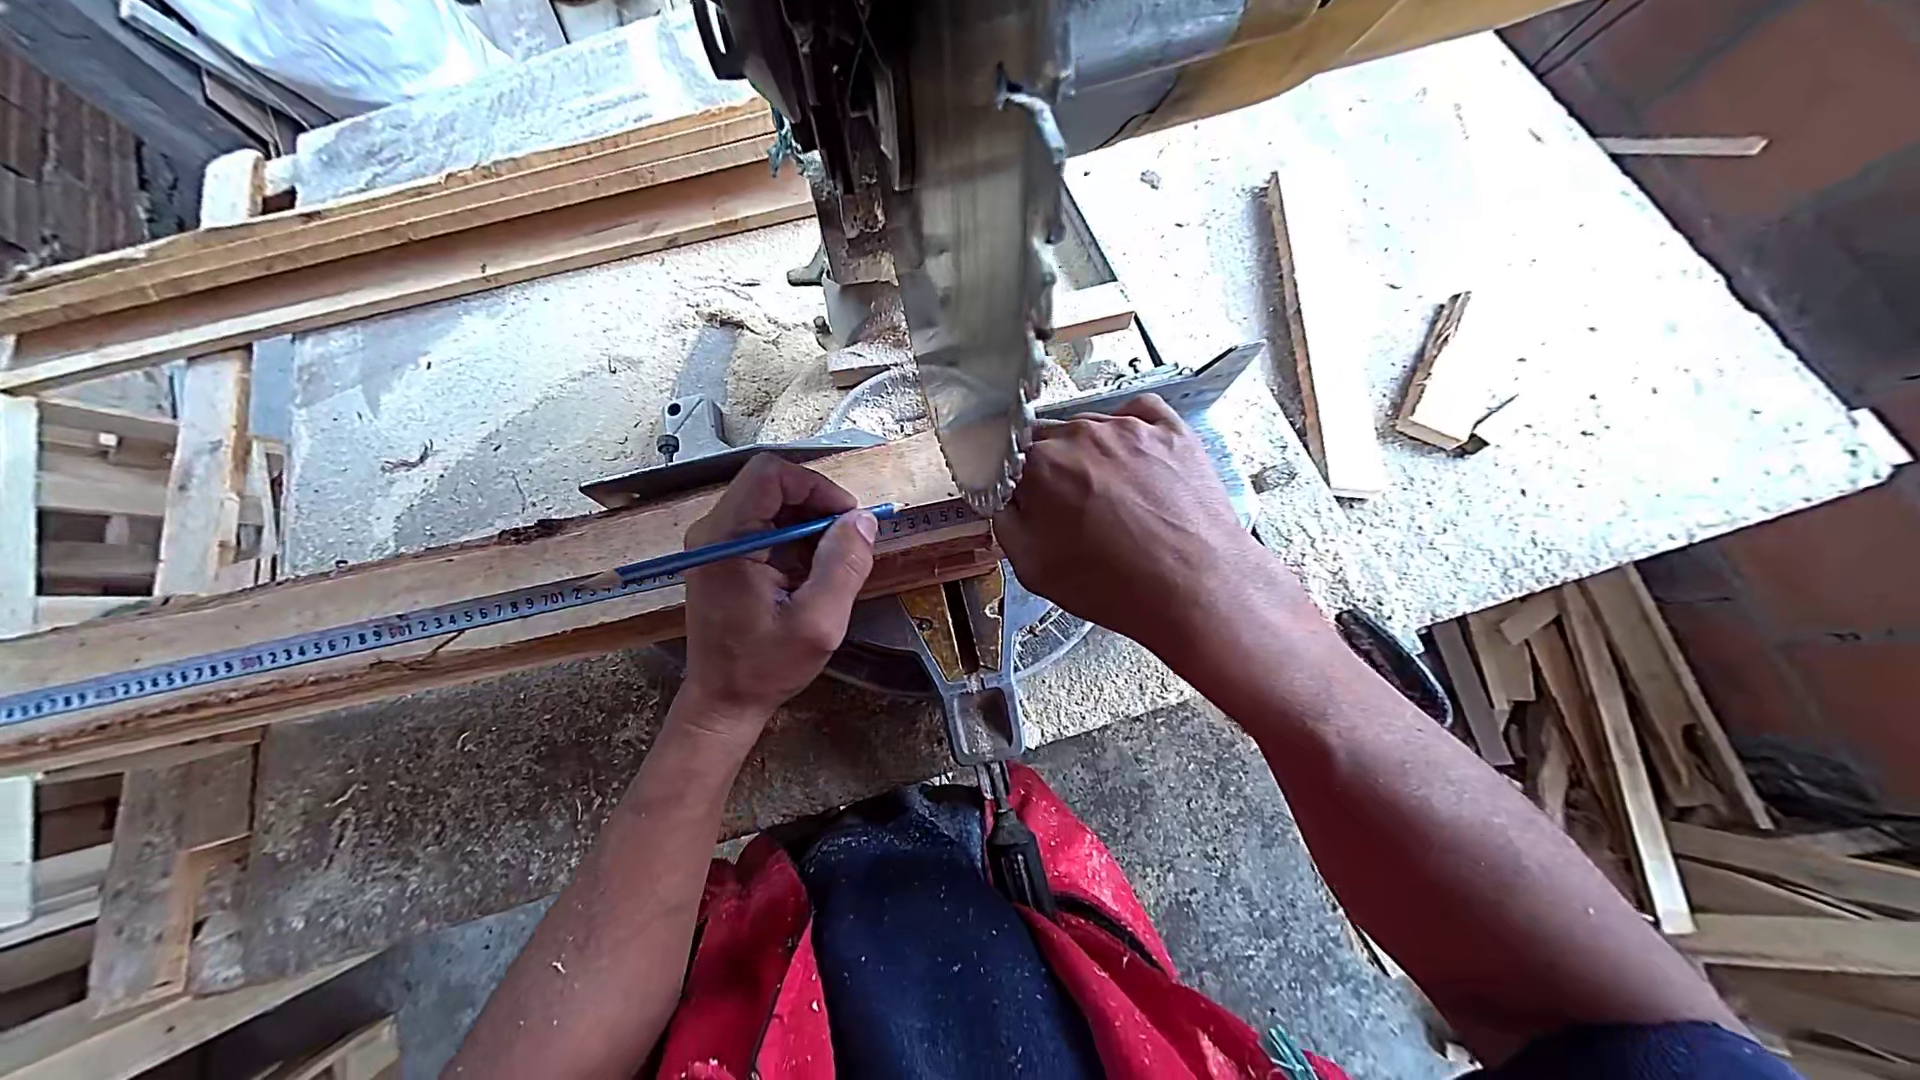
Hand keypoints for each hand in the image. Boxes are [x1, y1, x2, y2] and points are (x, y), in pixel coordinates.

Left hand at [677, 454, 877, 743]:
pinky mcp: (723, 555)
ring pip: (772, 503)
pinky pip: (766, 524)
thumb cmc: (764, 667)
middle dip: (817, 505)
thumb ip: (843, 566)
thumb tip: (863, 520)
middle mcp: (713, 531)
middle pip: (772, 485)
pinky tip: (810, 571)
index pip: (770, 474)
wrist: (722, 700)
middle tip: (847, 540)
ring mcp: (715, 542)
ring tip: (830, 561)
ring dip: (809, 523)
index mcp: (726, 540)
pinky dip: (796, 538)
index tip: (847, 517)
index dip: (817, 486)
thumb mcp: (818, 622)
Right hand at [993, 395, 1296, 657]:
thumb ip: (1005, 523)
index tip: (1026, 499)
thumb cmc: (1118, 584)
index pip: (1010, 457)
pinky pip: (1138, 413)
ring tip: (1110, 498)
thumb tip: (1004, 502)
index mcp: (1040, 465)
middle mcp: (1081, 436)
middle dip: (1052, 468)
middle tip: (1068, 507)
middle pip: (1050, 439)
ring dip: (1090, 453)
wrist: (1195, 588)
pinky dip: (1130, 429)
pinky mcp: (1169, 431)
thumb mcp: (1033, 568)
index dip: (1016, 482)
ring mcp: (1129, 428)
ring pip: (1092, 427)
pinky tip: (1133, 460)